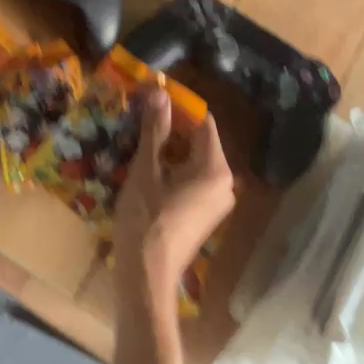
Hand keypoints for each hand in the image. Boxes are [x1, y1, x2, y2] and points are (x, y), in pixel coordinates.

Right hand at [113, 85, 235, 314]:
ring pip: (194, 162)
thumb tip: (159, 91)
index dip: (177, 107)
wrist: (147, 272)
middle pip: (200, 142)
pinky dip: (172, 170)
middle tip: (139, 119)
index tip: (149, 97)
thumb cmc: (145, 218)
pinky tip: (147, 171)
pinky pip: (192, 181)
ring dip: (169, 149)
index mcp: (215, 169)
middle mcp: (225, 183)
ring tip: (138, 143)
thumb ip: (155, 130)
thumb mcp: (145, 169)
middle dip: (171, 128)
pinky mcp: (204, 215)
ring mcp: (217, 202)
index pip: (202, 123)